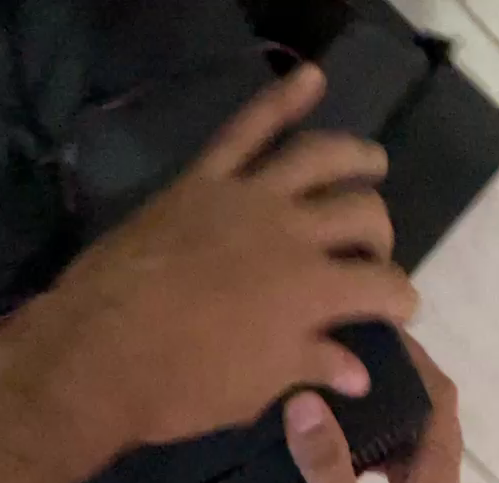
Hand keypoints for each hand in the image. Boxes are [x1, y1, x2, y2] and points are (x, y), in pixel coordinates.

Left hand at [14, 63, 418, 446]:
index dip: (401, 301)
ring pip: (321, 158)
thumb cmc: (182, 387)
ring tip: (374, 163)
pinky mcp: (203, 180)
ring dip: (356, 157)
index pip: (382, 287)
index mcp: (314, 292)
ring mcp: (247, 197)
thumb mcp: (257, 389)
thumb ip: (312, 366)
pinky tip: (311, 77)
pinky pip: (248, 128)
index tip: (400, 313)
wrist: (98, 355)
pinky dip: (281, 98)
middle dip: (380, 239)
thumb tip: (358, 370)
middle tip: (372, 257)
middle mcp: (294, 233)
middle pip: (363, 217)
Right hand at [284, 333, 460, 482]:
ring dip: (385, 416)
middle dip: (397, 382)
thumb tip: (305, 400)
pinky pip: (395, 468)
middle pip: (429, 415)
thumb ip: (325, 461)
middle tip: (351, 357)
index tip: (383, 333)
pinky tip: (337, 451)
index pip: (441, 399)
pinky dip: (374, 449)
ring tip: (340, 393)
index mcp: (434, 475)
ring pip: (411, 443)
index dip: (419, 361)